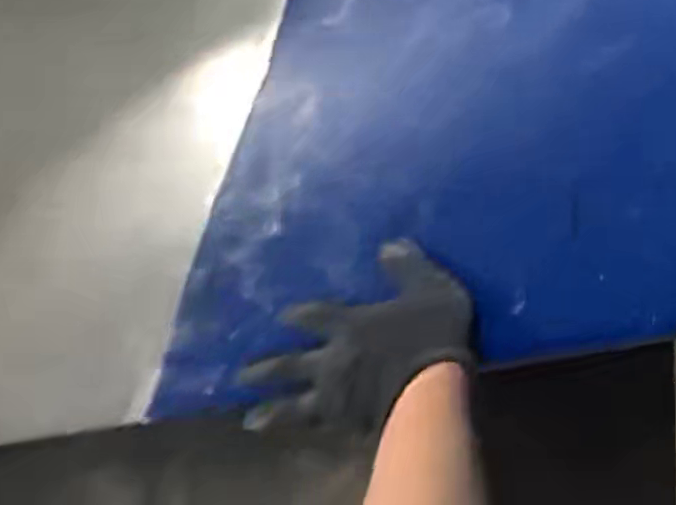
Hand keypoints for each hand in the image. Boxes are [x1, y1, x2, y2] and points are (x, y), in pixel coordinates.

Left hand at [239, 240, 475, 435]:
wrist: (433, 383)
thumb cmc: (434, 328)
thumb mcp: (430, 286)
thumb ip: (407, 267)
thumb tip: (388, 244)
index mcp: (351, 324)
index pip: (315, 316)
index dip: (297, 315)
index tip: (280, 316)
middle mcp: (333, 358)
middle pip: (290, 364)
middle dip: (265, 368)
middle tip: (242, 373)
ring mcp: (336, 395)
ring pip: (294, 404)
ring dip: (273, 409)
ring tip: (252, 418)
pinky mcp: (346, 422)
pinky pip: (316, 426)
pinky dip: (302, 428)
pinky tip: (298, 431)